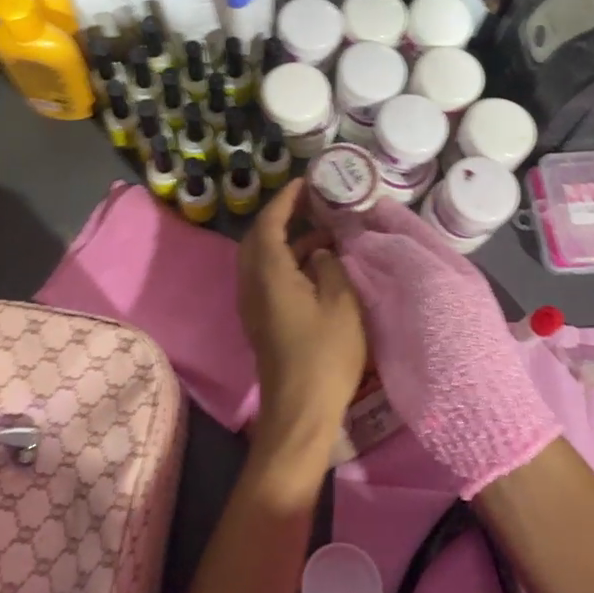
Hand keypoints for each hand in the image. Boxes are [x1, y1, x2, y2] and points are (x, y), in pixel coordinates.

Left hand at [238, 180, 365, 464]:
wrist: (300, 409)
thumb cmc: (325, 354)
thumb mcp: (341, 302)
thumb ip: (331, 266)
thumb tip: (322, 251)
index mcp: (268, 272)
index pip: (269, 222)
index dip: (286, 199)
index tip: (307, 182)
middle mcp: (252, 283)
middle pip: (260, 238)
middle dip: (284, 217)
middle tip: (315, 204)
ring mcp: (253, 304)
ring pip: (264, 259)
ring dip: (289, 241)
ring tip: (326, 231)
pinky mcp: (262, 320)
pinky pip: (268, 277)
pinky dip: (289, 262)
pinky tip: (319, 266)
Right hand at [323, 199, 560, 498]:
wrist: (464, 406)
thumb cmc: (457, 337)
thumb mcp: (434, 281)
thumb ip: (397, 249)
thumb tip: (360, 231)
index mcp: (440, 260)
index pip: (403, 223)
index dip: (374, 209)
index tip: (339, 191)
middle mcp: (418, 278)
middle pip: (381, 245)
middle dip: (352, 229)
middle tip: (312, 213)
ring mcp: (399, 306)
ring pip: (366, 270)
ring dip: (342, 255)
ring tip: (307, 235)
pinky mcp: (380, 331)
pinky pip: (357, 300)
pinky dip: (339, 285)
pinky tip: (315, 272)